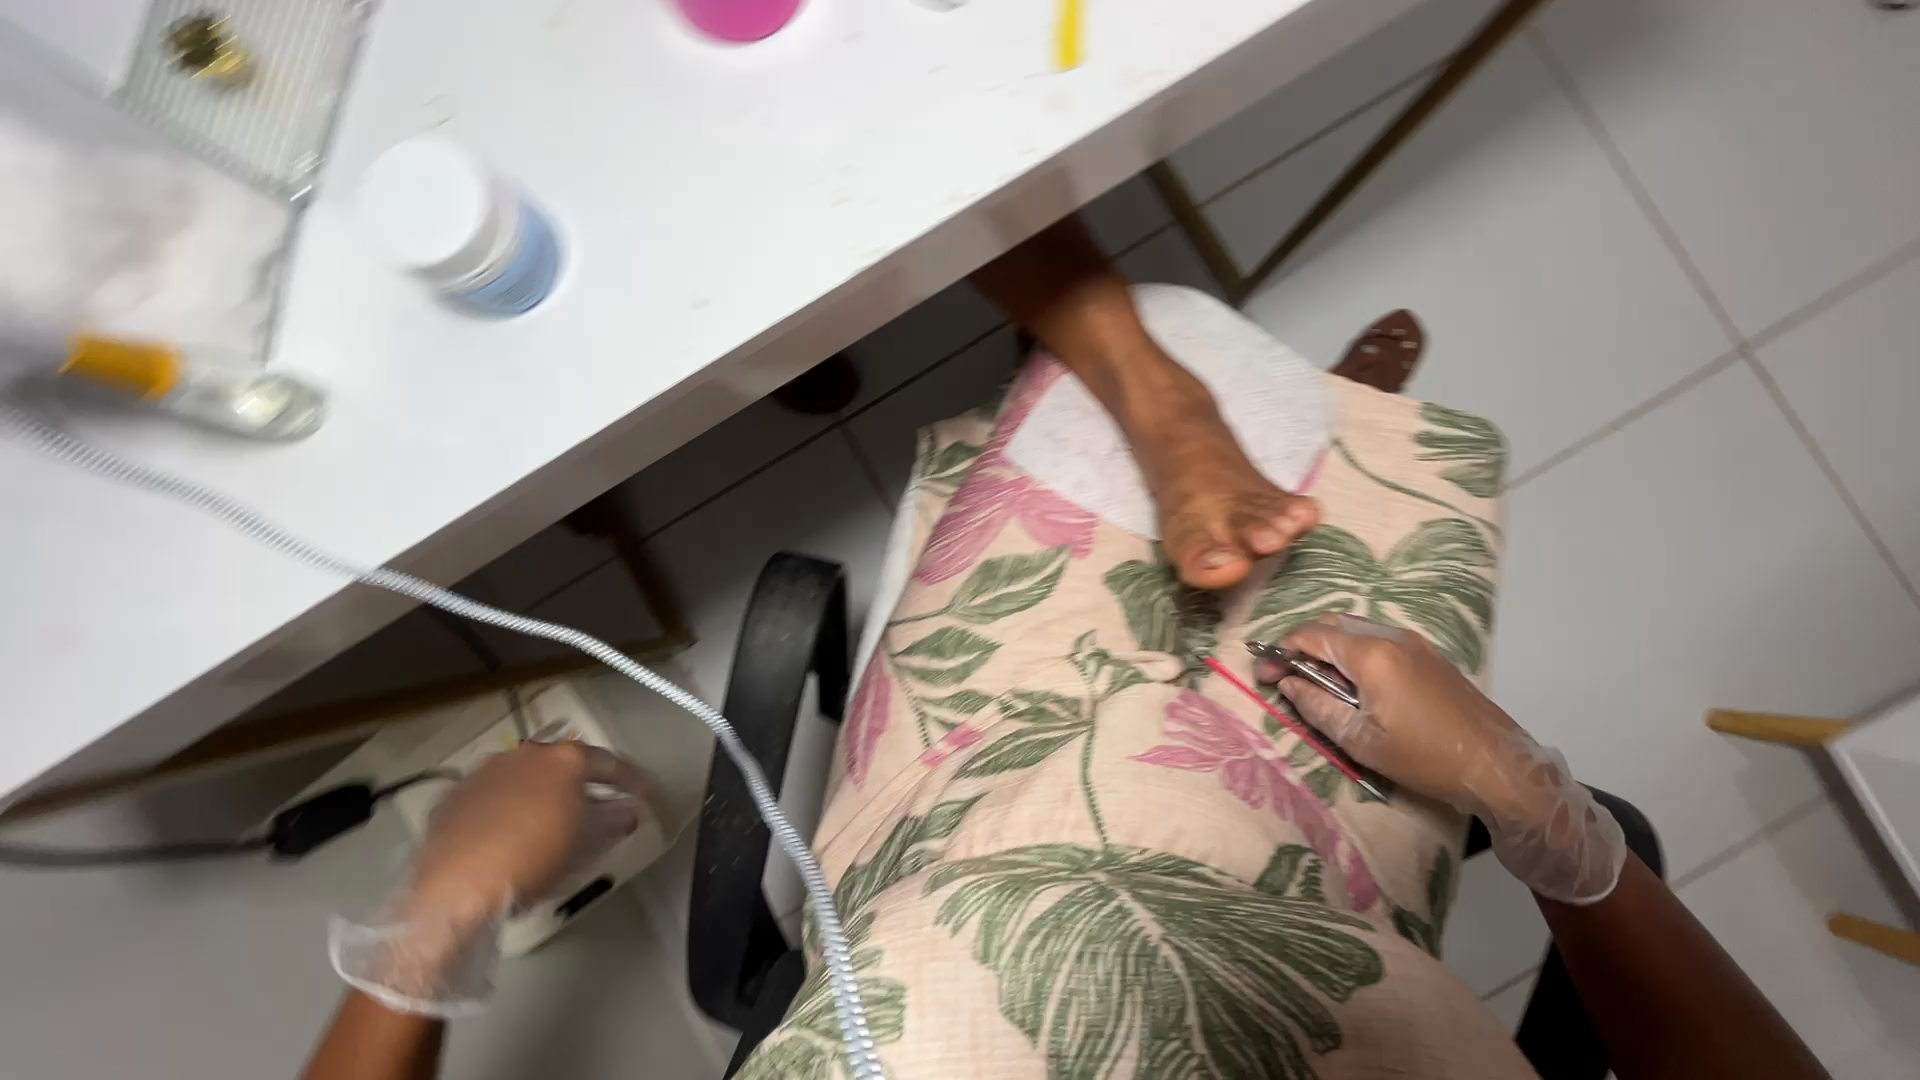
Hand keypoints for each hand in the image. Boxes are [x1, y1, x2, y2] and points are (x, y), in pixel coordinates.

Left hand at [408, 739, 652, 915]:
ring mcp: (485, 771)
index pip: (609, 762)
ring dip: (540, 792)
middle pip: (563, 764)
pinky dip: (504, 806)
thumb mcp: (585, 844)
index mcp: (564, 760)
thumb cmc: (533, 859)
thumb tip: (628, 811)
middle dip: (581, 783)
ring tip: (547, 819)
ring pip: (524, 776)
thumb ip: (614, 820)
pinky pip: (490, 794)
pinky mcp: (453, 796)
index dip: (630, 780)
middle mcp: (526, 754)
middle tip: (595, 806)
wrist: (456, 890)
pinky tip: (506, 831)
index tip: (642, 795)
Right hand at [1257, 614, 1624, 903]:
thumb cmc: (1426, 757)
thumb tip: (1288, 685)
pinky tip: (1349, 683)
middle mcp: (1391, 637)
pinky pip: (1376, 639)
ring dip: (1326, 648)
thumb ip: (1317, 707)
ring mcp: (1413, 643)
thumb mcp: (1361, 740)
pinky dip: (1350, 651)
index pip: (1310, 635)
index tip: (1264, 676)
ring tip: (1314, 683)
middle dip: (1300, 645)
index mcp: (1371, 654)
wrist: (1500, 768)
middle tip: (1284, 677)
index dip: (1280, 652)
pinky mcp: (1427, 655)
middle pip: (1330, 623)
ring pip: (1353, 628)